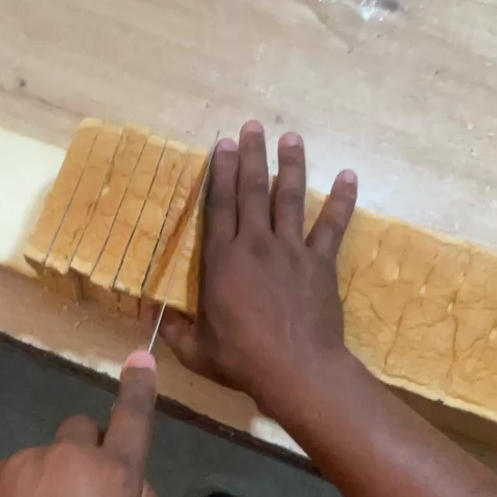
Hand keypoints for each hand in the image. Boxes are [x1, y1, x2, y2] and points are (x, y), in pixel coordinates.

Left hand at [0, 351, 159, 496]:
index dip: (139, 389)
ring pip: (48, 458)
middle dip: (89, 456)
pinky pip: (17, 473)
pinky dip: (20, 494)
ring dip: (51, 482)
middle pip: (85, 432)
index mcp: (113, 476)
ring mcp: (23, 460)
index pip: (133, 419)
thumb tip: (129, 480)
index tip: (140, 358)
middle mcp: (68, 455)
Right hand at [159, 121, 360, 419]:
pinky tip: (349, 176)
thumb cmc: (241, 359)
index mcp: (221, 261)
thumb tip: (147, 311)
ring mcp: (290, 251)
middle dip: (251, 156)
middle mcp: (255, 245)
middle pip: (252, 191)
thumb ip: (172, 328)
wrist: (296, 369)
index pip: (219, 206)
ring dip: (290, 165)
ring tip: (290, 138)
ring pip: (290, 198)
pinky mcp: (319, 263)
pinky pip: (332, 225)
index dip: (220, 172)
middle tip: (252, 127)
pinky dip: (342, 200)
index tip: (222, 144)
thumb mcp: (194, 350)